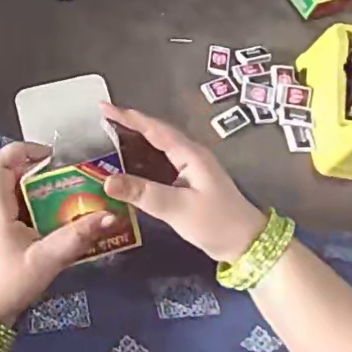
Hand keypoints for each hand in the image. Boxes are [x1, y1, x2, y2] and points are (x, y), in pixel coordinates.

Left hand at [0, 142, 113, 322]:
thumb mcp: (45, 259)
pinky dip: (43, 207)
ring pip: (20, 192)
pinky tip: (65, 219)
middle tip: (73, 176)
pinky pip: (23, 209)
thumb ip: (77, 237)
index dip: (22, 149)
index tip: (51, 155)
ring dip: (46, 190)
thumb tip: (111, 216)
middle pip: (14, 173)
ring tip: (75, 195)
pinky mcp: (4, 234)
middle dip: (44, 171)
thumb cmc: (7, 282)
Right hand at [101, 103, 266, 262]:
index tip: (104, 107)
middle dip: (130, 124)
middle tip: (104, 119)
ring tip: (112, 136)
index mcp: (190, 155)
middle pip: (157, 132)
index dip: (129, 117)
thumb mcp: (177, 209)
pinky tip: (132, 165)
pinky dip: (144, 157)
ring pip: (160, 146)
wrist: (248, 243)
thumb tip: (106, 181)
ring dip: (137, 139)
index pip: (154, 129)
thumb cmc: (216, 223)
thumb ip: (143, 193)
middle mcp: (191, 155)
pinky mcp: (191, 181)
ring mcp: (193, 168)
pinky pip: (163, 161)